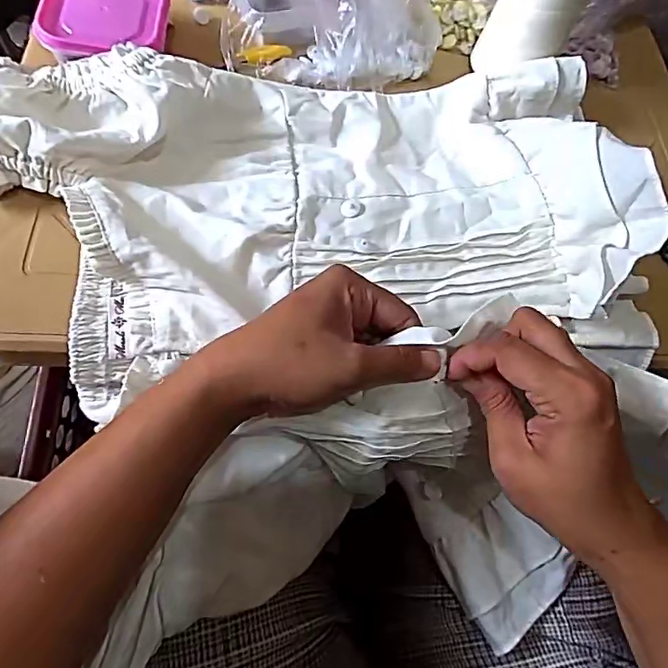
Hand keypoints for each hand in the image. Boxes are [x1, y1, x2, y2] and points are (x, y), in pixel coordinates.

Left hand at [185, 265, 442, 420]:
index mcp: (348, 285)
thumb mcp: (352, 367)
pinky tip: (332, 382)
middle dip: (384, 357)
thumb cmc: (291, 366)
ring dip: (364, 364)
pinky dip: (346, 365)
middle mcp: (335, 290)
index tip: (410, 377)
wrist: (229, 381)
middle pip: (384, 325)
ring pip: (364, 339)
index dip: (411, 347)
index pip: (402, 314)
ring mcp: (319, 311)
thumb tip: (438, 360)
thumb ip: (398, 363)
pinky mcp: (307, 332)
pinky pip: (344, 346)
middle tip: (369, 382)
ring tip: (346, 383)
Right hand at [447, 308, 667, 568]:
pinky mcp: (592, 383)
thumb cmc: (562, 500)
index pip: (510, 349)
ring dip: (509, 346)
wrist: (613, 522)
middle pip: (530, 323)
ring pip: (542, 331)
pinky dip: (525, 356)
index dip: (473, 354)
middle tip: (473, 371)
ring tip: (488, 377)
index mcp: (570, 394)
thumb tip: (470, 372)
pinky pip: (552, 349)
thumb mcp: (512, 458)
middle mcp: (587, 375)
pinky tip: (509, 383)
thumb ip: (493, 405)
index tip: (452, 372)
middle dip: (494, 341)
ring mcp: (594, 376)